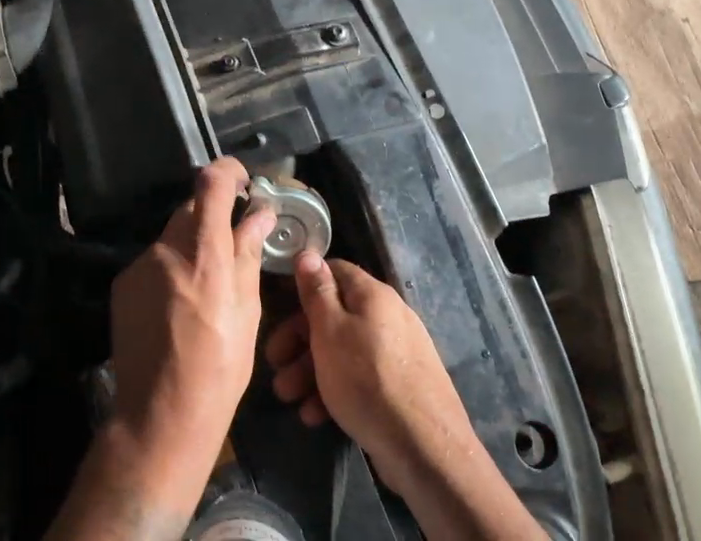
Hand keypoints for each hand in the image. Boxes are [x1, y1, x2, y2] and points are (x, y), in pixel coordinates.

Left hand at [108, 156, 276, 451]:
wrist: (159, 413)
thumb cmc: (219, 368)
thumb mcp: (247, 312)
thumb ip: (248, 255)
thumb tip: (259, 214)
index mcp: (203, 255)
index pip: (210, 185)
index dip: (228, 171)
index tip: (243, 179)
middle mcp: (165, 250)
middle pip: (190, 210)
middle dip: (212, 216)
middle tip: (234, 241)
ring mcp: (139, 266)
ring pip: (171, 237)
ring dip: (191, 247)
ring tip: (207, 287)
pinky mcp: (123, 284)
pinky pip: (153, 261)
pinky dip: (169, 269)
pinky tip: (179, 306)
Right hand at [266, 254, 544, 540]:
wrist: (425, 449)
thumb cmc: (367, 380)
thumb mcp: (330, 331)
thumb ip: (316, 292)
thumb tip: (308, 252)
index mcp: (373, 296)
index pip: (334, 271)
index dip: (303, 285)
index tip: (278, 306)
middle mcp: (388, 317)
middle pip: (334, 315)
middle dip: (299, 340)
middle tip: (274, 364)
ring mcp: (397, 354)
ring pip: (343, 351)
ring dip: (310, 371)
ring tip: (288, 397)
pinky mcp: (400, 388)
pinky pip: (360, 378)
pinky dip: (334, 391)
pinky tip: (315, 415)